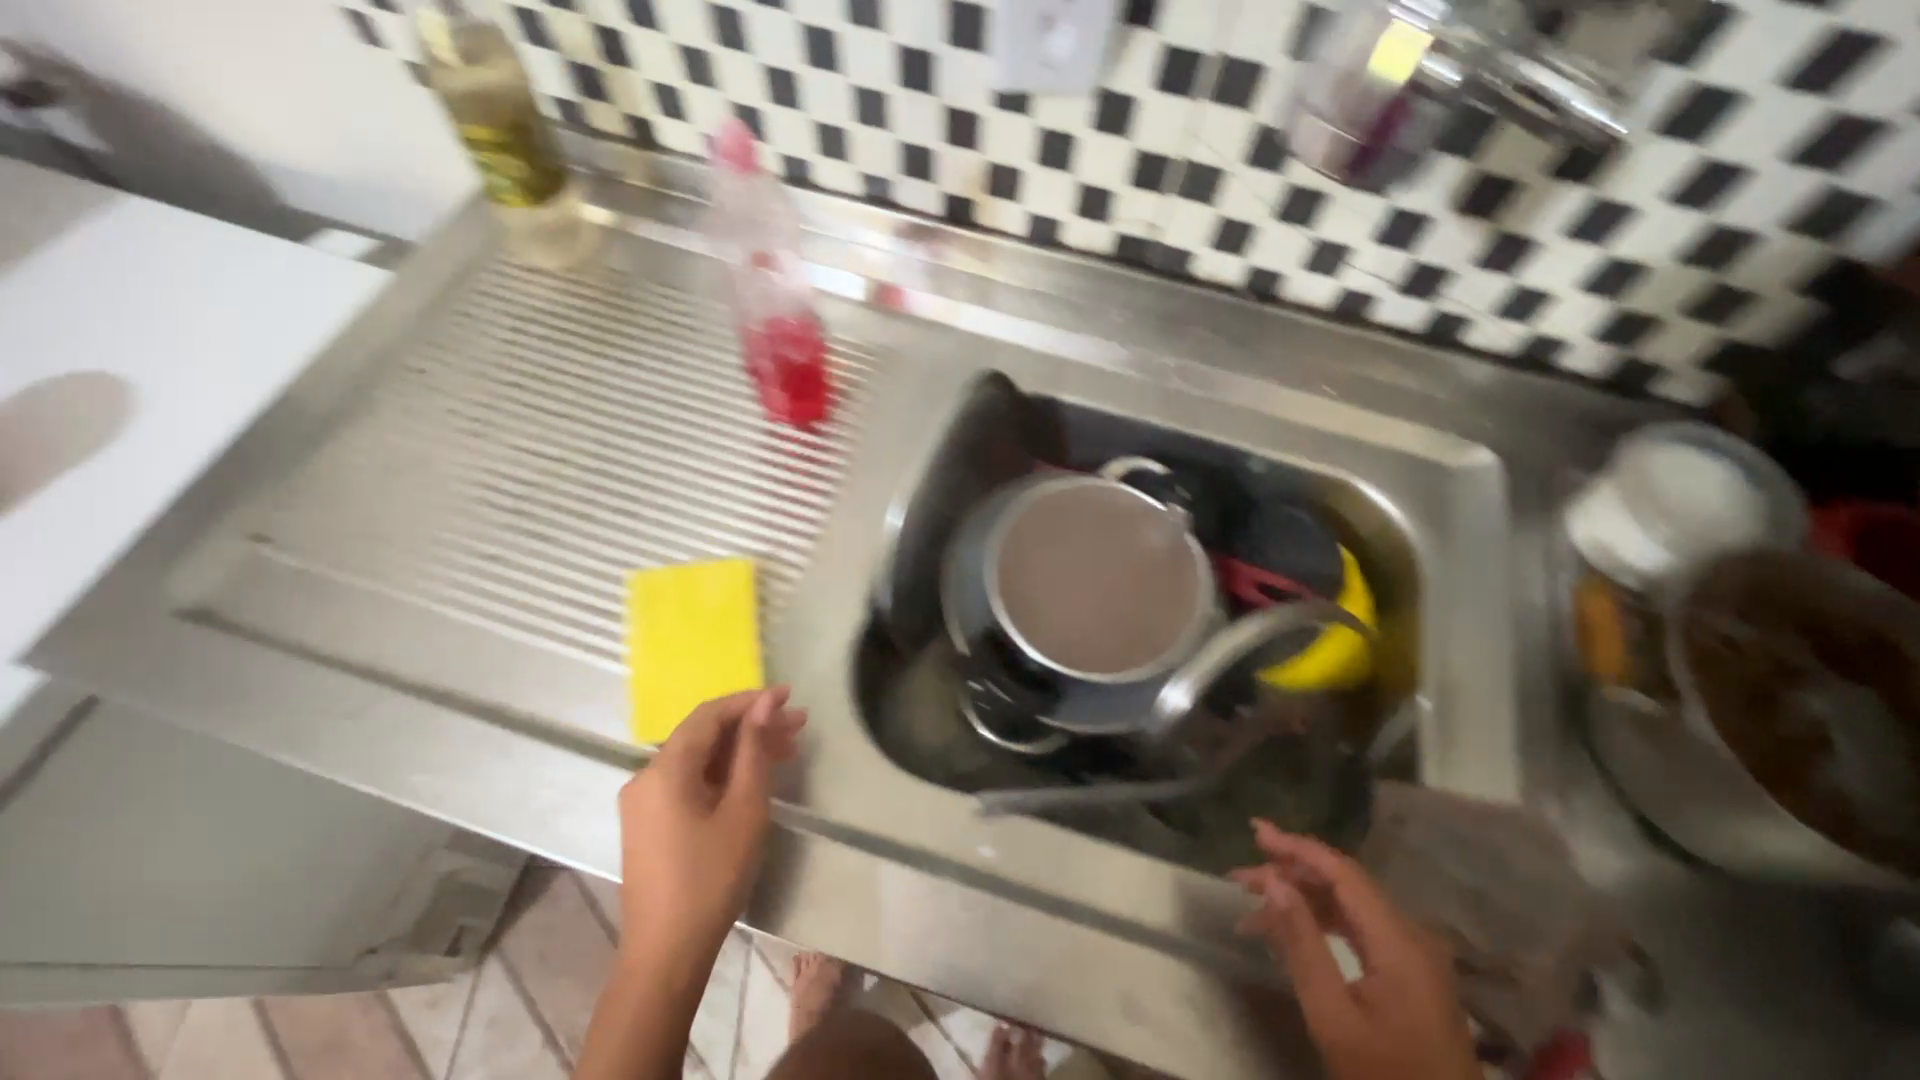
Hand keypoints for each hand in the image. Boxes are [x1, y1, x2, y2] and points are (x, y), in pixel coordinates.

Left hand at [617, 687, 805, 967]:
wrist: (666, 952)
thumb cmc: (712, 878)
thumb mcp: (744, 810)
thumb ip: (753, 751)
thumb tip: (764, 705)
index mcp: (664, 769)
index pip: (709, 715)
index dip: (750, 701)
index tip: (789, 696)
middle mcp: (646, 776)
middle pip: (703, 736)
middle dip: (751, 726)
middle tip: (799, 725)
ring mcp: (644, 802)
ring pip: (698, 761)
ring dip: (740, 751)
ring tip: (788, 751)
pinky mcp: (650, 824)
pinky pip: (689, 783)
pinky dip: (722, 775)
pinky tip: (755, 780)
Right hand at [1231, 820, 1479, 1079]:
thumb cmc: (1384, 1074)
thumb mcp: (1332, 1016)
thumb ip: (1302, 944)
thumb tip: (1274, 881)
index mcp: (1400, 941)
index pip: (1343, 873)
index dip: (1297, 847)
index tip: (1254, 831)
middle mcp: (1413, 935)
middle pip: (1346, 885)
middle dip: (1291, 872)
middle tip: (1239, 877)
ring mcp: (1415, 953)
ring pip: (1351, 905)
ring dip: (1302, 897)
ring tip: (1252, 902)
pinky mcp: (1411, 971)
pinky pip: (1361, 928)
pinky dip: (1322, 921)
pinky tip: (1289, 927)